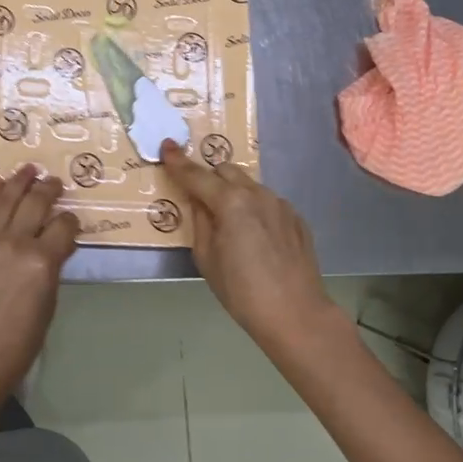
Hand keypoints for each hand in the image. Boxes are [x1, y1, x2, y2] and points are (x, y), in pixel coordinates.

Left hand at [0, 164, 80, 395]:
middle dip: (48, 189)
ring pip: (6, 199)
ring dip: (19, 181)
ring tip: (28, 169)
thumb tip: (56, 248)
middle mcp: (16, 243)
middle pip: (35, 203)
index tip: (70, 220)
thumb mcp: (47, 308)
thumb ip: (51, 271)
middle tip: (53, 181)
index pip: (64, 227)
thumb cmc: (16, 345)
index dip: (70, 221)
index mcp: (43, 262)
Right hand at [159, 139, 335, 350]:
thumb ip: (200, 221)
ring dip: (234, 194)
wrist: (296, 315)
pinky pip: (268, 203)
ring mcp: (280, 204)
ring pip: (249, 185)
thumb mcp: (206, 258)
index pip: (197, 176)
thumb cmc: (242, 291)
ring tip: (232, 225)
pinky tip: (258, 239)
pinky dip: (256, 210)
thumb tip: (199, 202)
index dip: (178, 162)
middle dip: (210, 178)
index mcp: (230, 201)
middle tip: (201, 199)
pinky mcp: (296, 218)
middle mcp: (257, 193)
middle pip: (226, 171)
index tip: (166, 146)